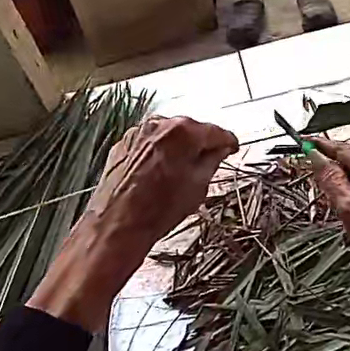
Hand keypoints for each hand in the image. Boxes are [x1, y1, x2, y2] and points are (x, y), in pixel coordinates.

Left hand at [83, 117, 238, 247]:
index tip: (231, 147)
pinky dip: (159, 154)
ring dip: (179, 149)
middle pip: (190, 130)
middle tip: (211, 161)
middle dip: (201, 145)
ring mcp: (138, 134)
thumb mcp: (199, 186)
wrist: (118, 224)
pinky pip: (149, 145)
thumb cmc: (156, 209)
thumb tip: (218, 151)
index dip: (228, 141)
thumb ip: (213, 161)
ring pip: (168, 136)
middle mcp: (159, 126)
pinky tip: (161, 175)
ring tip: (183, 174)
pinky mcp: (123, 146)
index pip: (216, 131)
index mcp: (183, 132)